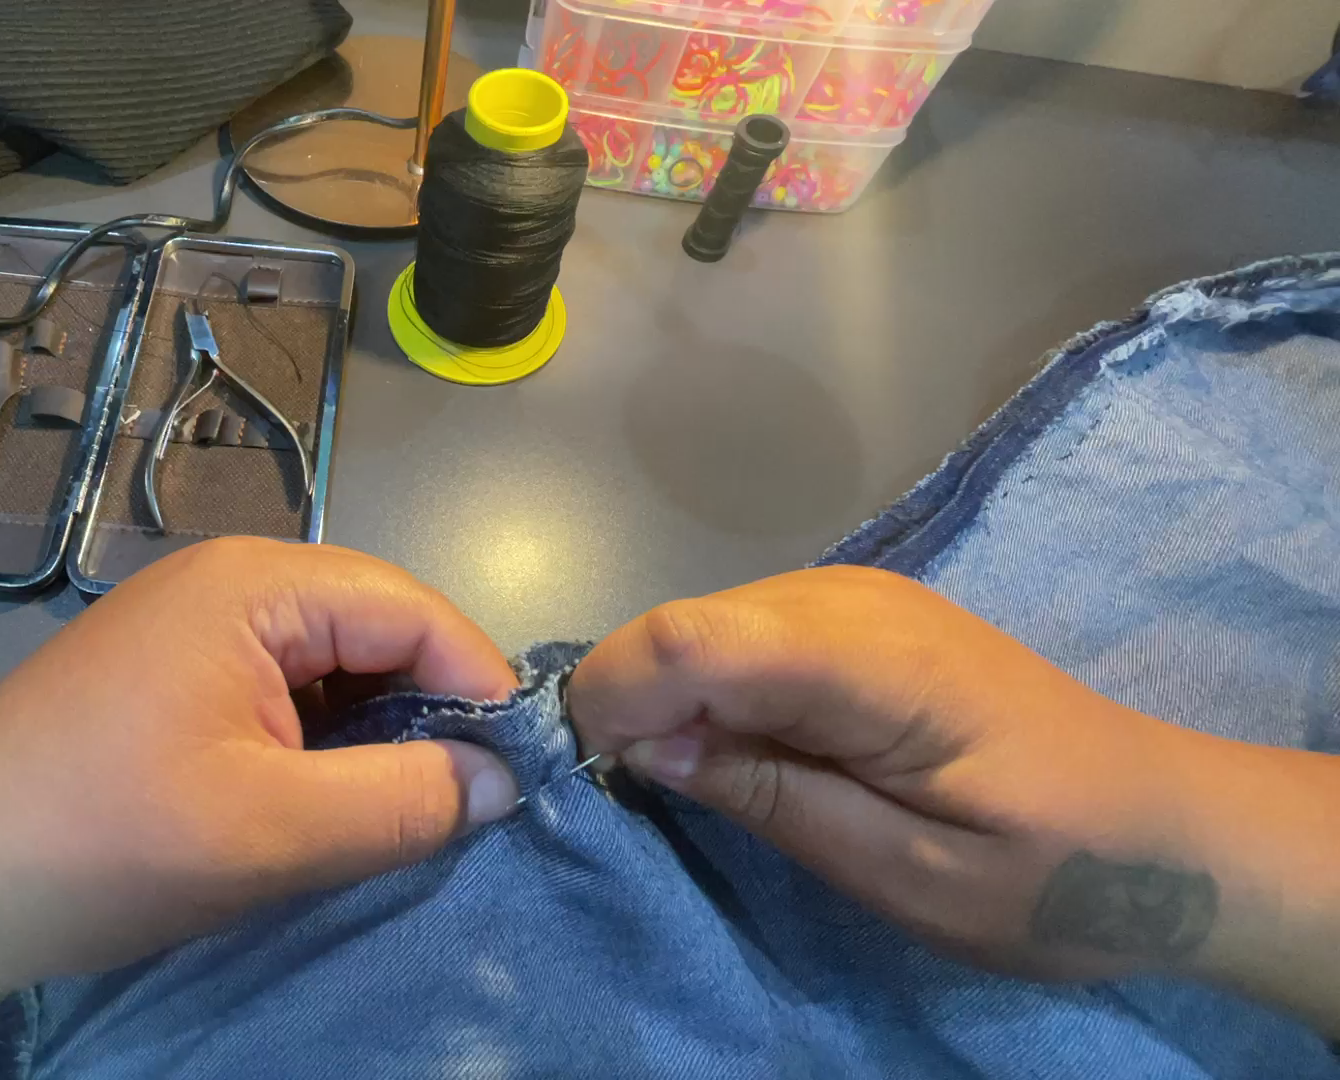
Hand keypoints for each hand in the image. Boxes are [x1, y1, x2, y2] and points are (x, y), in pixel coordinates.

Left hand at [0, 538, 520, 993]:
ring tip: (408, 793)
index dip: (473, 677)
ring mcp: (204, 620)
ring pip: (335, 655)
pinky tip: (334, 785)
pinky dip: (329, 731)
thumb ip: (403, 800)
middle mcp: (235, 579)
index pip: (407, 606)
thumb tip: (502, 779)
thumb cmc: (101, 840)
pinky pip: (291, 681)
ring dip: (379, 721)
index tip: (514, 762)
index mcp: (257, 584)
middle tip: (469, 786)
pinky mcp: (185, 666)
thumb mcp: (271, 831)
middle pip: (373, 622)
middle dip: (428, 700)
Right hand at [568, 567, 1233, 982]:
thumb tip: (642, 744)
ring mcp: (834, 589)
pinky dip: (698, 683)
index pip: (693, 639)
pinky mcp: (830, 604)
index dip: (619, 695)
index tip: (611, 771)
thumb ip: (767, 795)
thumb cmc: (1053, 870)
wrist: (1171, 826)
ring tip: (708, 767)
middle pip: (677, 624)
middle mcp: (837, 596)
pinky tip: (741, 733)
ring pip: (690, 623)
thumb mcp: (908, 874)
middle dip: (632, 701)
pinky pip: (723, 631)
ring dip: (663, 694)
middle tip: (657, 783)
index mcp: (870, 658)